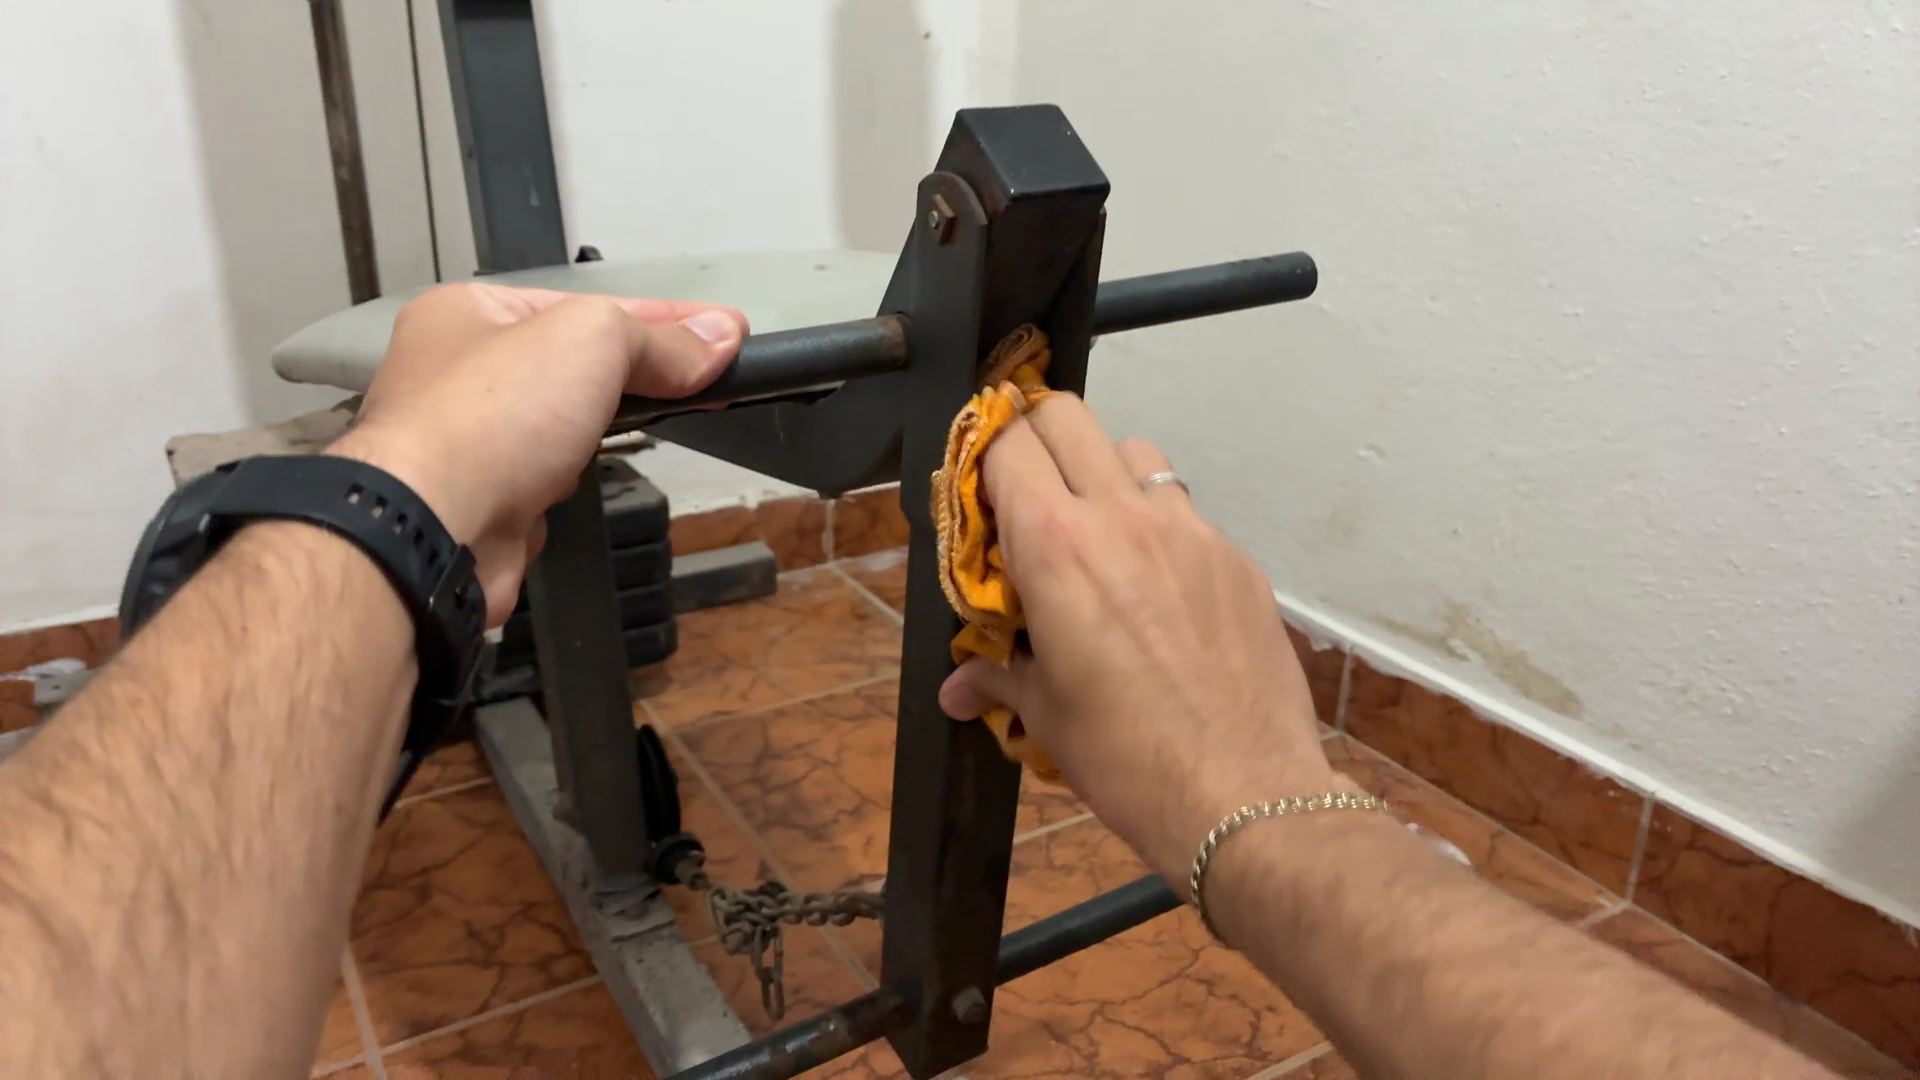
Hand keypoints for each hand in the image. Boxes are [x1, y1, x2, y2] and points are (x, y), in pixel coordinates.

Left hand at [326, 283, 746, 625]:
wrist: (439, 528)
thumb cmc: (500, 416)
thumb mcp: (592, 344)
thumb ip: (659, 340)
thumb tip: (721, 338)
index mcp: (475, 313)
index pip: (595, 306)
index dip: (671, 317)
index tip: (728, 329)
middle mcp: (468, 369)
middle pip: (585, 357)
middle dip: (654, 361)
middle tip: (719, 368)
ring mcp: (480, 436)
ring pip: (575, 410)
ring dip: (627, 408)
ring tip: (687, 403)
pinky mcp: (498, 493)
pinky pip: (563, 461)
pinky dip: (598, 456)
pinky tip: (625, 455)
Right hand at [937, 395, 1338, 882]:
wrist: (1242, 795)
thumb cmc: (1122, 755)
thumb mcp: (1044, 712)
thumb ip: (995, 677)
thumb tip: (955, 690)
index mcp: (1056, 546)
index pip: (1008, 447)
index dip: (984, 456)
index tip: (980, 489)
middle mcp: (1121, 516)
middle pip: (1067, 417)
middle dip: (1036, 436)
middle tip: (1029, 488)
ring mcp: (1188, 529)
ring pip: (1134, 451)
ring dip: (1103, 472)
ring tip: (1100, 529)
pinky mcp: (1235, 556)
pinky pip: (1185, 508)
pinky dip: (1158, 522)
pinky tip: (1162, 584)